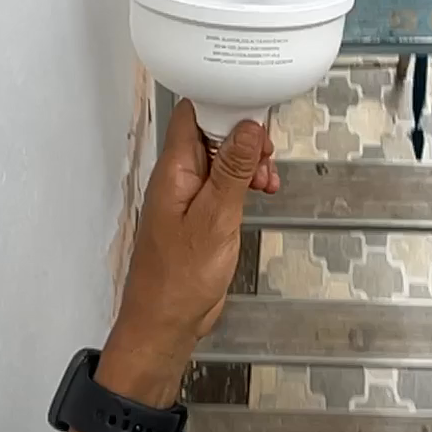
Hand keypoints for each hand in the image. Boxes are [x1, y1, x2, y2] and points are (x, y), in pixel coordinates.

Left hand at [99, 100, 273, 406]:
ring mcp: (190, 194)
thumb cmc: (179, 280)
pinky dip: (245, 182)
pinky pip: (225, 182)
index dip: (226, 104)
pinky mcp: (201, 212)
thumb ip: (233, 170)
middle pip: (212, 131)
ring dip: (249, 161)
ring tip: (267, 179)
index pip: (195, 112)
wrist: (164, 326)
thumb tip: (249, 127)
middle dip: (245, 135)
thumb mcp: (215, 219)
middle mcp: (180, 175)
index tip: (256, 114)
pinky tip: (262, 192)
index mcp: (175, 169)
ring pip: (223, 157)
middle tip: (266, 155)